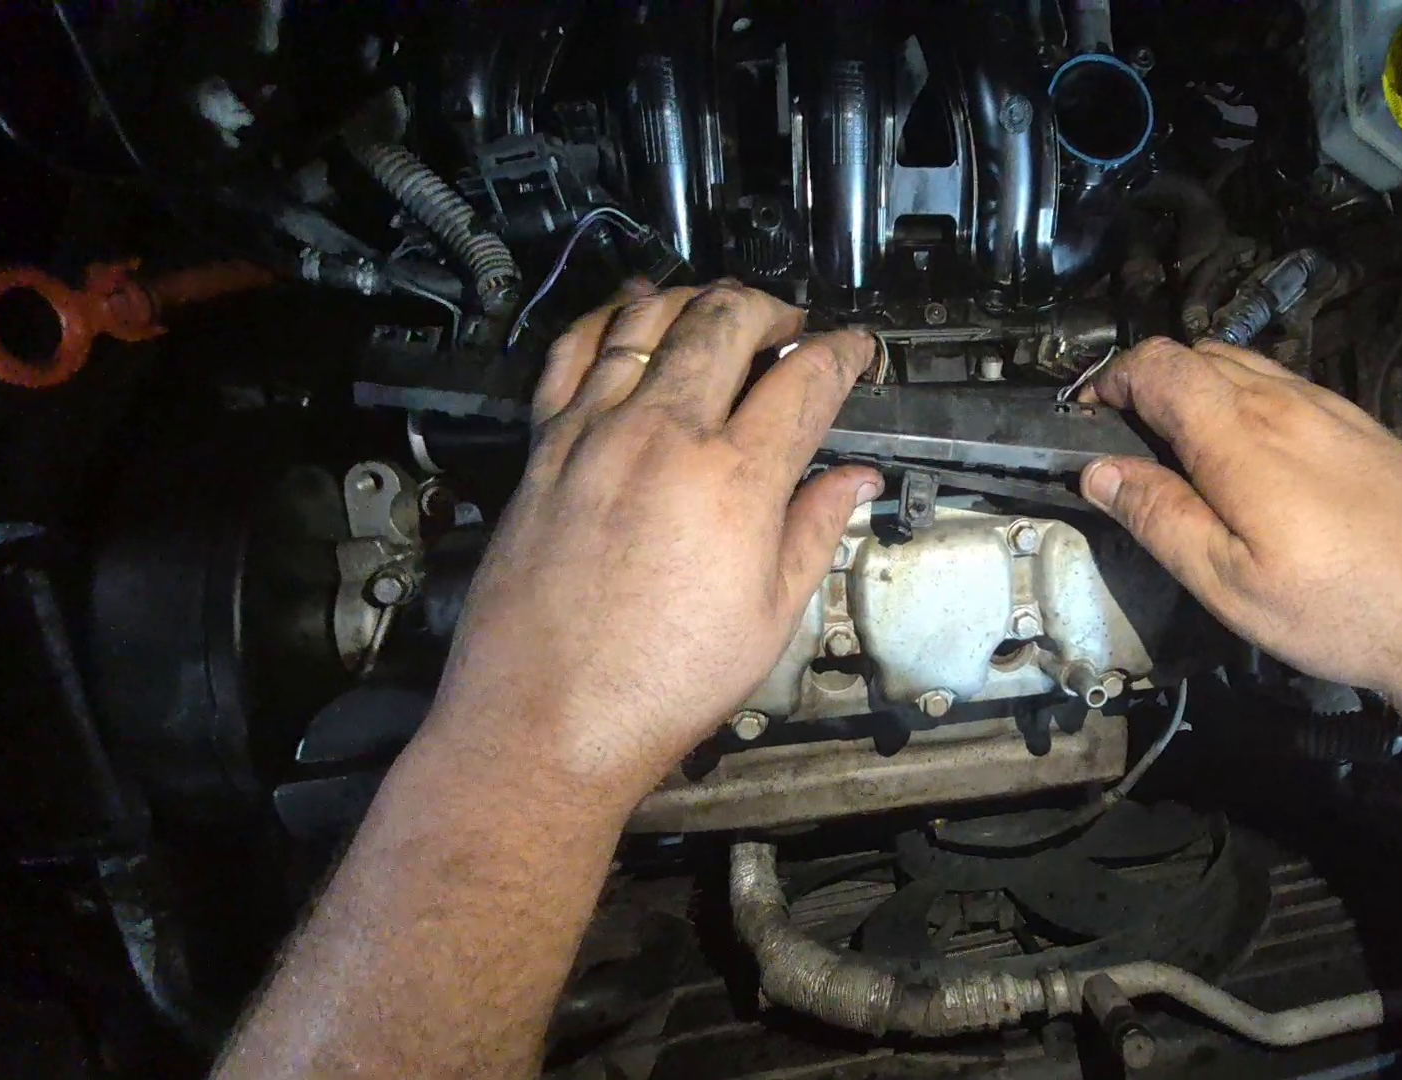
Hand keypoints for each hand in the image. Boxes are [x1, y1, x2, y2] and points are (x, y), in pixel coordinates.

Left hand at [426, 282, 880, 797]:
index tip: (853, 351)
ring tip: (723, 308)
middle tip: (793, 324)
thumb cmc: (665, 680)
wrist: (551, 719)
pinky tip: (631, 311)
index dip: (841, 354)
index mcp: (736, 479)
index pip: (805, 380)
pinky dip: (608, 318)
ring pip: (650, 321)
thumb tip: (854, 481)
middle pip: (727, 323)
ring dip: (698, 300)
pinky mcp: (546, 448)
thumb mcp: (772, 613)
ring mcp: (596, 434)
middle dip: (773, 310)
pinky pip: (572, 353)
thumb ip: (816, 527)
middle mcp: (665, 437)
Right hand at [1080, 337, 1401, 715]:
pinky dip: (1236, 400)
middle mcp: (1288, 404)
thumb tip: (1098, 472)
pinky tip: (1241, 454)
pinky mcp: (1364, 431)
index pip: (1160, 367)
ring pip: (1243, 367)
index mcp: (1243, 436)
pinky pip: (1282, 389)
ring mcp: (1334, 411)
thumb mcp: (1228, 582)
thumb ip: (1160, 517)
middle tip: (1120, 435)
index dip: (1111, 378)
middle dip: (1144, 380)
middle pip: (1198, 355)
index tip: (1085, 414)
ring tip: (1171, 444)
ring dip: (1190, 387)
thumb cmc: (1343, 609)